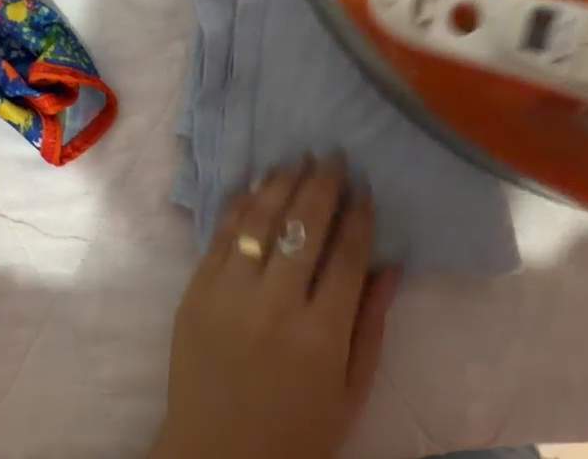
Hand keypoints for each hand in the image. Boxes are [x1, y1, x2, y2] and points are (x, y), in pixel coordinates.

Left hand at [150, 157, 400, 458]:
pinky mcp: (195, 292)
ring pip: (259, 220)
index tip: (366, 187)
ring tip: (296, 160)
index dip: (359, 215)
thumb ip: (372, 325)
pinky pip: (220, 236)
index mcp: (321, 335)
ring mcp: (228, 296)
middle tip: (333, 156)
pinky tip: (255, 184)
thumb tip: (392, 265)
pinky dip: (239, 204)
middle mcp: (274, 306)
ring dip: (280, 183)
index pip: (347, 255)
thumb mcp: (350, 392)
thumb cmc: (295, 432)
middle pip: (303, 226)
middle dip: (322, 183)